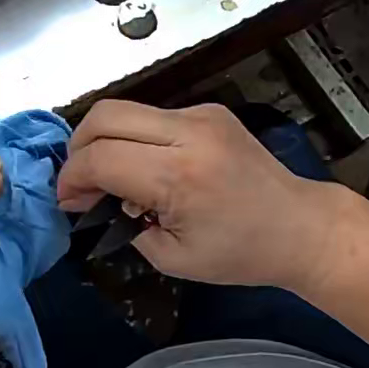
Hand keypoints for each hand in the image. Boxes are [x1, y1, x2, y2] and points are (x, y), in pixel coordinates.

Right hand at [56, 101, 342, 291]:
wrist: (300, 226)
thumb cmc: (241, 252)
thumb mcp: (172, 257)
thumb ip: (124, 224)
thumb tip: (93, 199)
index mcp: (180, 175)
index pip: (100, 157)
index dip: (71, 179)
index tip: (68, 201)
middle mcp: (190, 132)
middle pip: (104, 115)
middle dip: (77, 148)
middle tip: (80, 183)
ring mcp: (201, 115)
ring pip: (125, 109)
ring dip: (104, 140)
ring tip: (111, 177)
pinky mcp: (208, 110)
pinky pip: (151, 116)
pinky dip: (132, 138)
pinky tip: (144, 167)